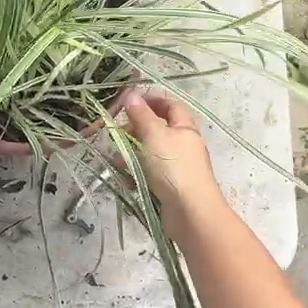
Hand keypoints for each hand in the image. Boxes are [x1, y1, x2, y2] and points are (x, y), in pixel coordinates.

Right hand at [123, 93, 224, 223]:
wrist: (190, 212)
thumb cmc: (173, 167)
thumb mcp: (154, 135)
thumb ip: (141, 115)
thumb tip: (131, 95)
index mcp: (184, 128)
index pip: (170, 106)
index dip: (152, 101)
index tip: (129, 103)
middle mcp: (183, 145)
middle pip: (157, 129)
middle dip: (135, 130)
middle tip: (117, 134)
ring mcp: (176, 167)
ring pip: (150, 153)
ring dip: (132, 154)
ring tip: (118, 161)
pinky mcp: (169, 186)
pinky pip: (149, 174)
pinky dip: (137, 173)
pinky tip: (127, 179)